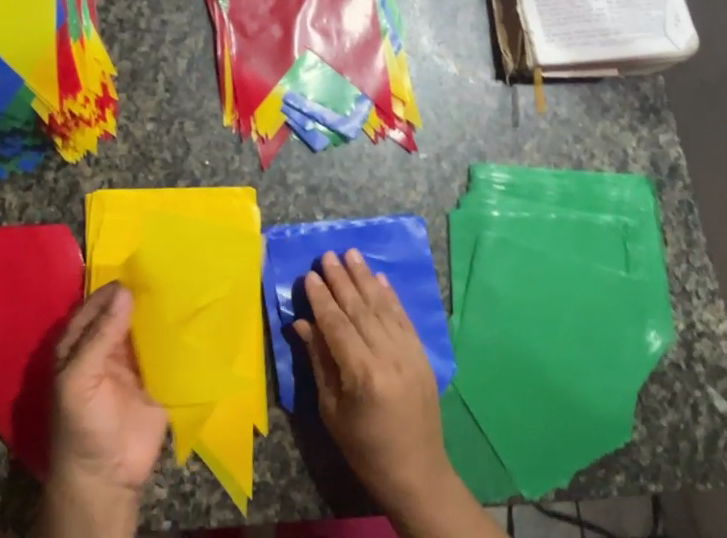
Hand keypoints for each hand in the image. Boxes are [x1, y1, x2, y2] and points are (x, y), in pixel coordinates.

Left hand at [38, 283, 166, 536]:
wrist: (106, 476)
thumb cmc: (81, 424)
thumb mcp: (80, 378)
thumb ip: (101, 336)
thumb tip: (125, 291)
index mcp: (82, 341)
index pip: (99, 303)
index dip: (115, 286)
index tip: (141, 262)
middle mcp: (109, 345)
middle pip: (127, 311)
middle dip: (143, 293)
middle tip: (170, 264)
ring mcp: (136, 361)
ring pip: (150, 327)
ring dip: (164, 311)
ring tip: (188, 282)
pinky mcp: (160, 378)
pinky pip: (171, 352)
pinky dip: (182, 337)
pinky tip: (198, 317)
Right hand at [293, 249, 457, 516]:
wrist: (416, 473)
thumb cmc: (364, 447)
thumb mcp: (331, 409)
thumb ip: (319, 361)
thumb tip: (302, 323)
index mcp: (363, 375)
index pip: (338, 326)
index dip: (322, 299)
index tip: (309, 274)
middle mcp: (390, 359)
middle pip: (361, 310)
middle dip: (342, 280)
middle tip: (327, 254)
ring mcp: (411, 356)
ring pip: (384, 308)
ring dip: (366, 279)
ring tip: (351, 254)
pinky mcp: (424, 358)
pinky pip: (405, 320)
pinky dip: (391, 297)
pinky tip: (380, 279)